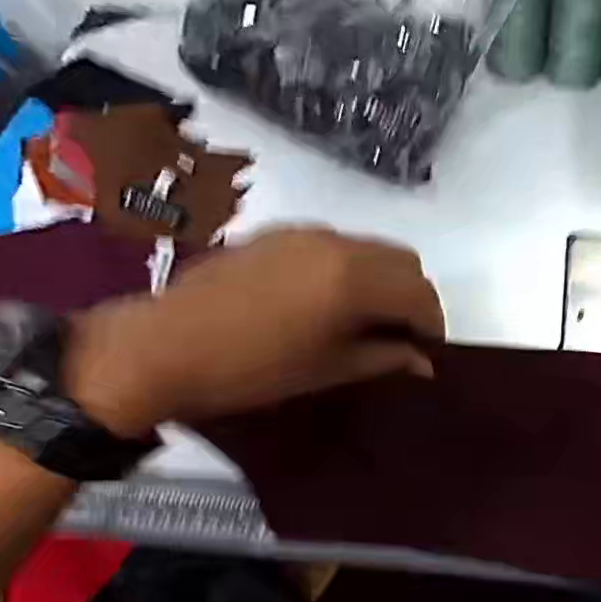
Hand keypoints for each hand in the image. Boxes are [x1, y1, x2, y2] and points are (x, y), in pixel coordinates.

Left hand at [66, 226, 444, 434]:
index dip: (433, 325)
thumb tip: (424, 363)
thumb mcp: (330, 369)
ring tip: (367, 323)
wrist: (167, 346)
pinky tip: (331, 304)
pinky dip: (352, 270)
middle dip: (414, 298)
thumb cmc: (256, 369)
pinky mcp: (277, 233)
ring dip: (384, 281)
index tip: (427, 354)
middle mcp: (336, 243)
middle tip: (402, 338)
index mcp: (354, 280)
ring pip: (371, 248)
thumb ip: (385, 358)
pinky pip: (337, 245)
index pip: (420, 293)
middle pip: (404, 261)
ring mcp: (304, 232)